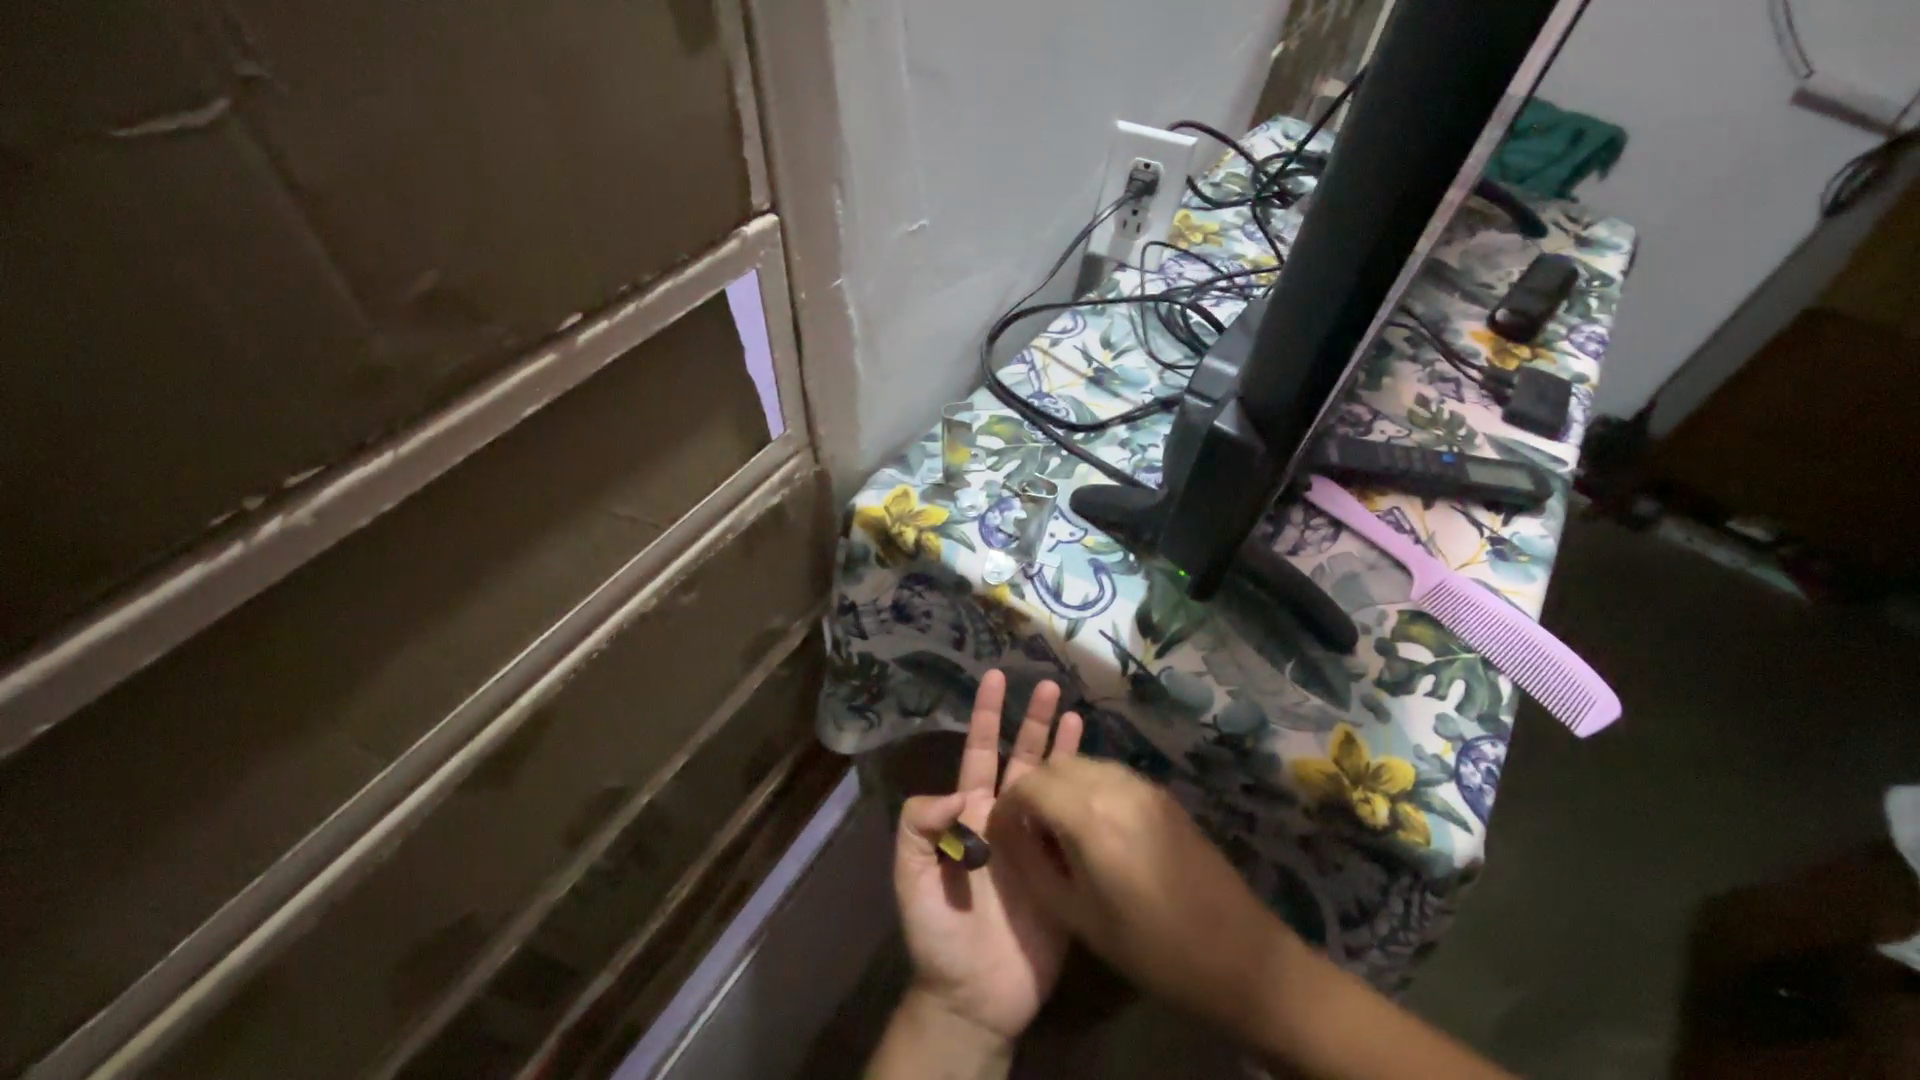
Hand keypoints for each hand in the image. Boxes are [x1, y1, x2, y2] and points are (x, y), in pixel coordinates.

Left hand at [891, 671, 1083, 1043]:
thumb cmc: (937, 933)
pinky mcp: (1064, 871)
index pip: (978, 753)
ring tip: (1076, 712)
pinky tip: (1099, 774)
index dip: (986, 717)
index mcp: (968, 816)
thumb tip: (959, 789)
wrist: (976, 995)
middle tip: (1048, 684)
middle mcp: (1004, 819)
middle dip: (1032, 721)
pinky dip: (1085, 796)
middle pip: (1020, 759)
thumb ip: (920, 826)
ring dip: (1061, 748)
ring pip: (1050, 784)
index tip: (995, 678)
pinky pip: (1075, 826)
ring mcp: (1036, 844)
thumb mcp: (909, 876)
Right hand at [987, 755, 1294, 1034]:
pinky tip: (1093, 829)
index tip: (1000, 836)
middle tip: (1027, 833)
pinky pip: (1111, 775)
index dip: (1007, 808)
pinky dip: (1089, 789)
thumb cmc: (1150, 947)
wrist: (1239, 954)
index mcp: (1090, 815)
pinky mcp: (1163, 795)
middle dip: (1032, 790)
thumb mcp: (1077, 915)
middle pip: (1055, 764)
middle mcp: (1116, 786)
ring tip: (1057, 832)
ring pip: (1084, 764)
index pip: (1028, 784)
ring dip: (1060, 786)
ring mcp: (1145, 786)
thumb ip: (1032, 865)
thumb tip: (1004, 832)